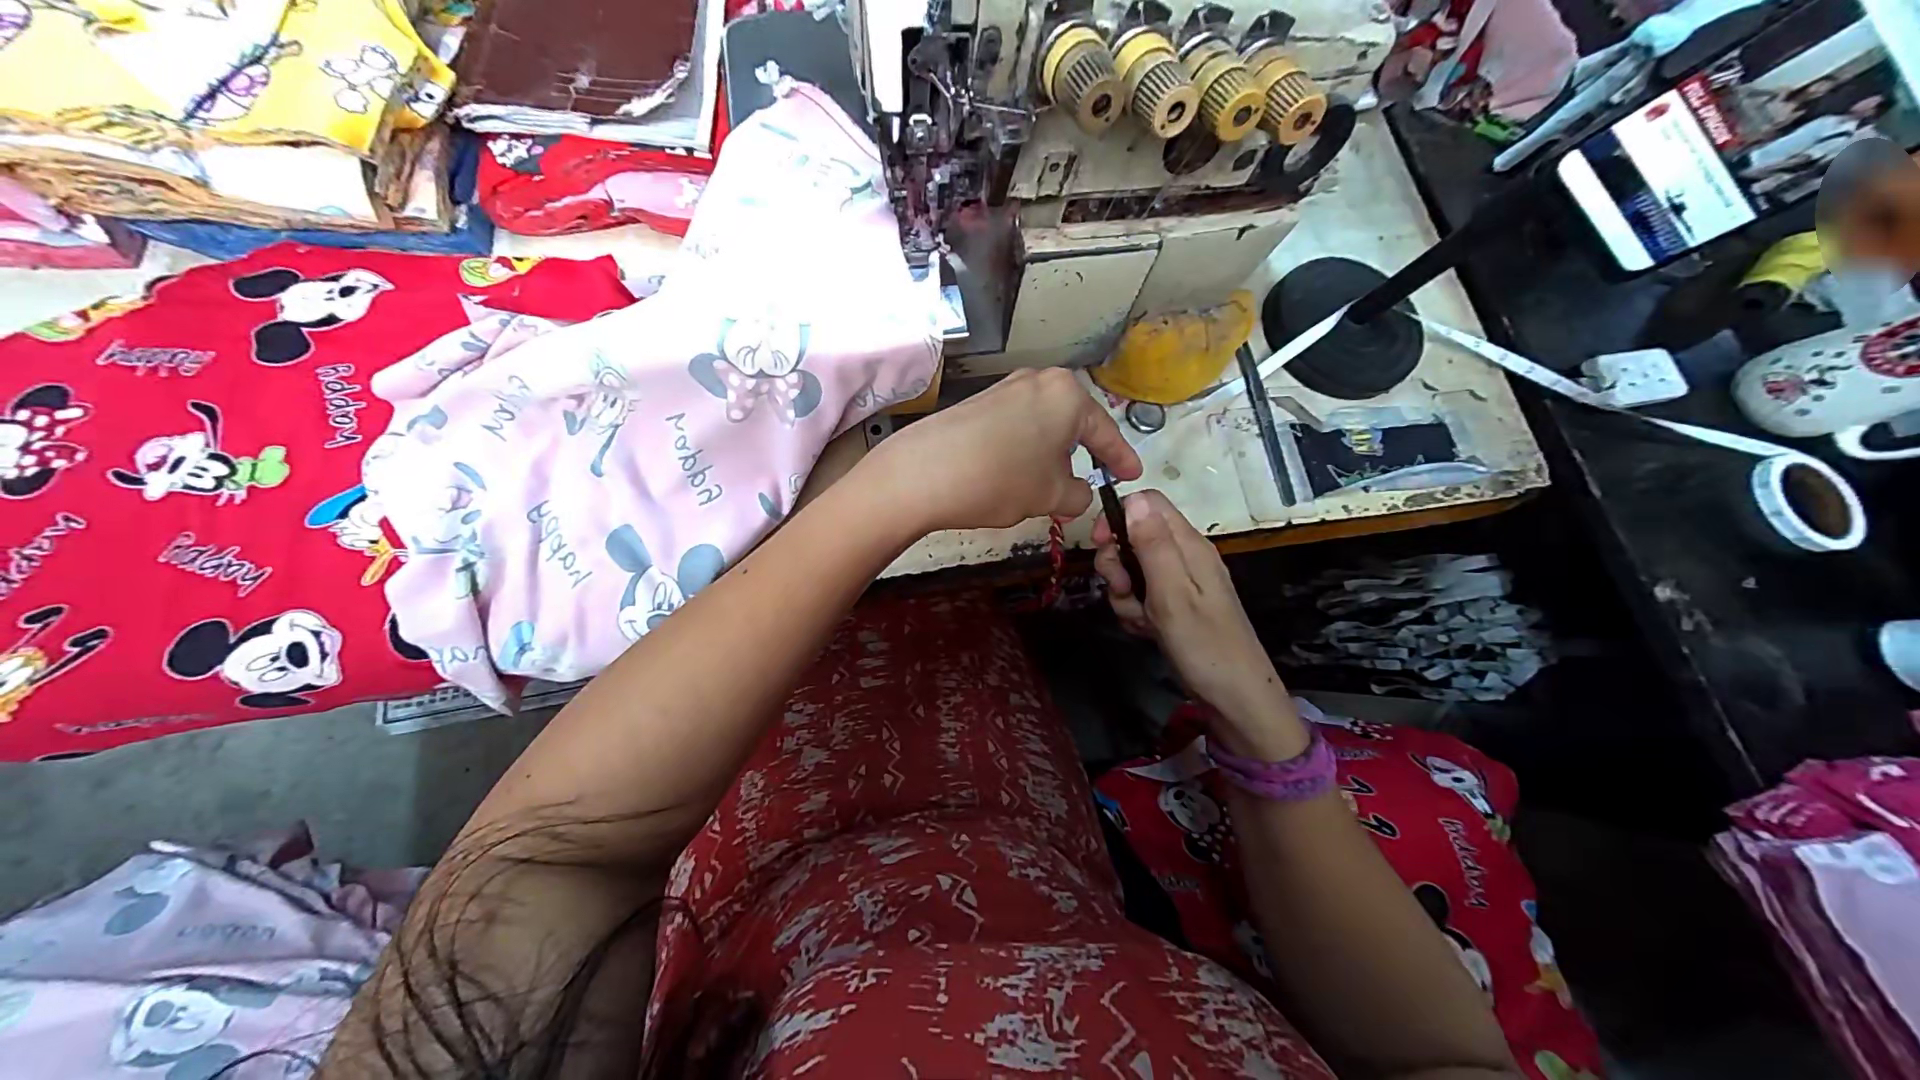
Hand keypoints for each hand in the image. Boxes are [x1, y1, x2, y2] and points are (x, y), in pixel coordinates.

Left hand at [859, 369, 1142, 533]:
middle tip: (1088, 484)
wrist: (922, 473)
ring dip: (1051, 455)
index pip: (1105, 431)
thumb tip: (1079, 493)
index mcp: (1067, 395)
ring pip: (1043, 425)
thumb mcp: (1052, 495)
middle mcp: (1037, 381)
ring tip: (1047, 487)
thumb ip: (1079, 495)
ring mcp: (1004, 388)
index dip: (1121, 459)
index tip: (1132, 477)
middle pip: (1072, 423)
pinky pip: (1016, 427)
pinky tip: (1014, 475)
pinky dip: (1025, 450)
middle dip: (1082, 455)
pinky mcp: (977, 403)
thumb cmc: (1001, 480)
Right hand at [1094, 490, 1308, 759]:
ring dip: (1123, 593)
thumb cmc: (1204, 644)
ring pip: (1132, 569)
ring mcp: (1179, 582)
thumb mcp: (1172, 592)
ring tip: (1140, 619)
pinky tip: (1144, 630)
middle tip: (1124, 591)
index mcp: (1188, 545)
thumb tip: (1134, 497)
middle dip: (1116, 563)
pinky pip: (1140, 595)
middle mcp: (1184, 556)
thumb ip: (1152, 544)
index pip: (1147, 503)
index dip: (1116, 518)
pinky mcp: (1173, 605)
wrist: (1234, 697)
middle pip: (1133, 536)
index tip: (1101, 546)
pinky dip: (1134, 611)